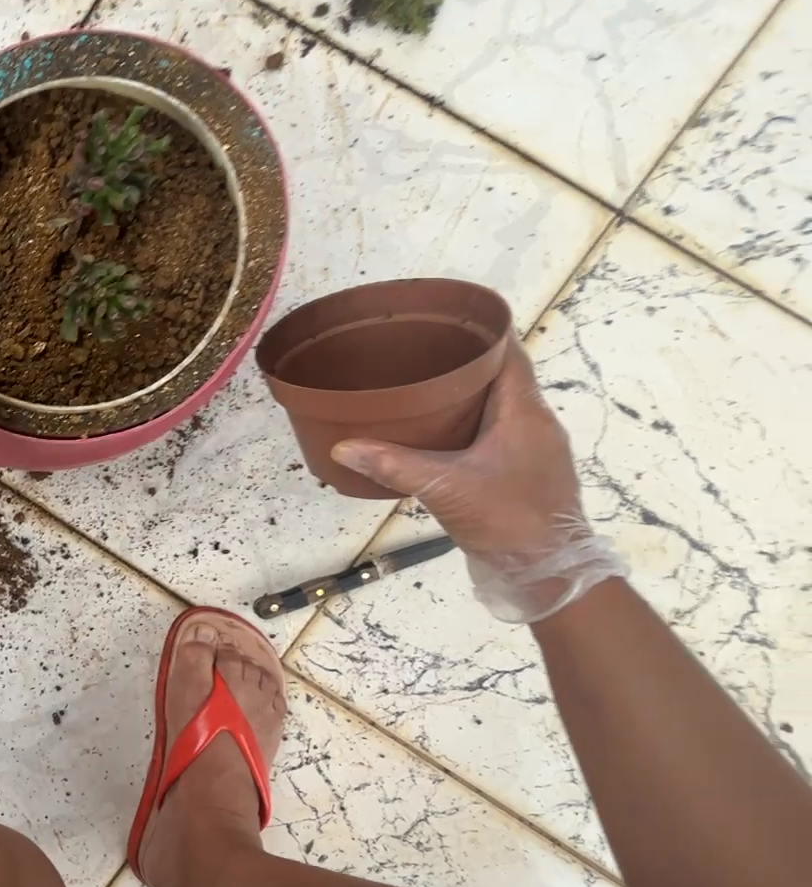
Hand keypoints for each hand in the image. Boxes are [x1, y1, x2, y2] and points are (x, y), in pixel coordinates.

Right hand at [329, 337, 626, 622]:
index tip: (448, 318)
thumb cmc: (506, 517)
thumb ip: (392, 464)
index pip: (510, 356)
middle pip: (501, 376)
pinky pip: (493, 427)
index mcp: (524, 414)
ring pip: (497, 403)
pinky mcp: (520, 468)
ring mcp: (530, 446)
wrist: (546, 567)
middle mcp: (533, 423)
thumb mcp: (442, 488)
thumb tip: (340, 447)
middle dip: (463, 360)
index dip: (484, 332)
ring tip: (418, 386)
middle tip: (417, 352)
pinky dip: (465, 418)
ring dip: (464, 391)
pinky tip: (434, 429)